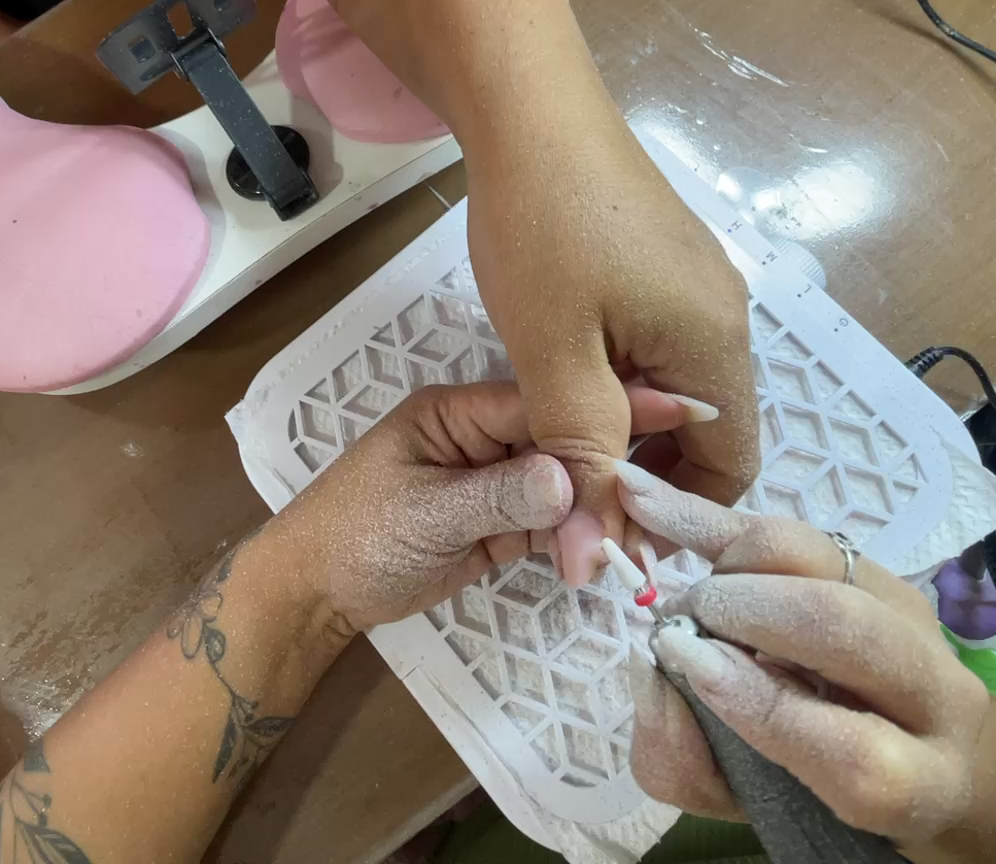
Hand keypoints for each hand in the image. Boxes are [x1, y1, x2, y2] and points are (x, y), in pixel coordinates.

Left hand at [261, 382, 695, 632]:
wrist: (318, 592)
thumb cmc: (355, 536)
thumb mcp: (425, 512)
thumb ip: (498, 496)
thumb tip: (573, 483)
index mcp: (458, 411)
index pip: (540, 402)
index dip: (601, 410)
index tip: (674, 413)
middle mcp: (483, 436)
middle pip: (561, 441)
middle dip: (611, 465)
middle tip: (677, 487)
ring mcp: (495, 479)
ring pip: (563, 484)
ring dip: (601, 507)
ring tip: (658, 528)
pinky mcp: (500, 520)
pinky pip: (552, 521)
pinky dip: (580, 537)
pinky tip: (619, 549)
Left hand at [466, 125, 758, 587]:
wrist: (530, 114)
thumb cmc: (544, 232)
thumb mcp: (555, 355)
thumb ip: (579, 455)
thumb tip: (594, 565)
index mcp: (717, 345)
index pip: (730, 467)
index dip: (677, 517)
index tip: (610, 538)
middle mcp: (722, 318)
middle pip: (703, 431)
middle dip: (643, 474)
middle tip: (573, 497)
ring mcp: (691, 286)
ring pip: (670, 389)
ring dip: (622, 427)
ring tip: (561, 443)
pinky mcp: (656, 265)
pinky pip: (650, 347)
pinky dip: (615, 381)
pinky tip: (566, 379)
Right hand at [616, 462, 989, 843]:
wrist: (910, 736)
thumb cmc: (813, 775)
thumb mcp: (747, 799)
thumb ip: (685, 760)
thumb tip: (650, 673)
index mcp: (912, 780)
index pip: (852, 751)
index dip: (756, 703)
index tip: (682, 662)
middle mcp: (929, 690)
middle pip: (839, 626)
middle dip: (735, 610)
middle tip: (676, 626)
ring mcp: (900, 610)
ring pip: (808, 556)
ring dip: (725, 561)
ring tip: (671, 575)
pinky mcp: (863, 558)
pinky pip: (771, 524)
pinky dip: (696, 511)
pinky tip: (639, 491)